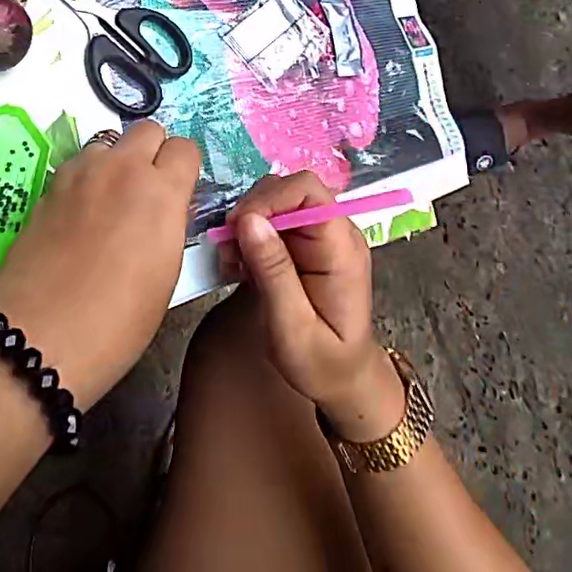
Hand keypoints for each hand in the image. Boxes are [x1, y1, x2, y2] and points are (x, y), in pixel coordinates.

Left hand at [0, 121, 200, 403]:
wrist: (42, 330)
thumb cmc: (118, 319)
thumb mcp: (166, 274)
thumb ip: (169, 226)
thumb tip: (165, 211)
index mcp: (161, 191)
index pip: (185, 148)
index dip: (184, 169)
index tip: (180, 192)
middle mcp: (122, 169)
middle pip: (147, 129)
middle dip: (153, 151)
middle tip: (148, 189)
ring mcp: (80, 173)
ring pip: (108, 143)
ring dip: (115, 163)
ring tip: (109, 203)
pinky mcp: (48, 186)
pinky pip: (78, 165)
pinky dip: (86, 179)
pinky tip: (79, 215)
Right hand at [228, 172, 403, 440]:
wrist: (342, 382)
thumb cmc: (322, 364)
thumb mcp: (292, 328)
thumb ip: (273, 272)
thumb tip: (248, 219)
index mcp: (341, 248)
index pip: (308, 190)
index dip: (269, 198)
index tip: (238, 228)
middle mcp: (333, 232)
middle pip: (286, 190)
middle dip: (251, 212)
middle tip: (230, 250)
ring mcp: (317, 236)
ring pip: (272, 202)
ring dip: (245, 226)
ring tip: (234, 263)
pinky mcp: (300, 243)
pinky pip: (268, 221)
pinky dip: (245, 237)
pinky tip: (240, 266)